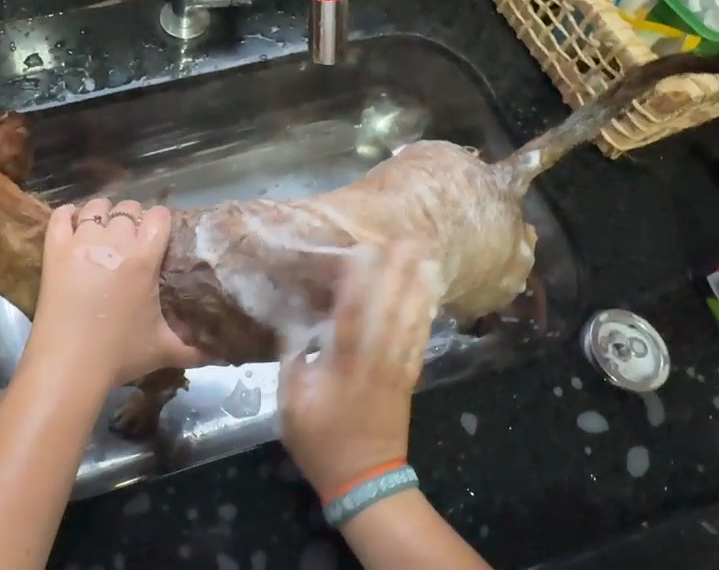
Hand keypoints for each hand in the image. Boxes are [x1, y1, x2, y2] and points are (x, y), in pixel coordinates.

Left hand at [26, 198, 204, 387]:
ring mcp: (81, 242)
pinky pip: (60, 216)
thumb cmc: (120, 354)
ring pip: (95, 207)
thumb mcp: (165, 350)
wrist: (68, 365)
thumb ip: (196, 349)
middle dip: (133, 219)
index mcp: (144, 257)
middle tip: (131, 241)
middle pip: (128, 208)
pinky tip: (74, 224)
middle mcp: (114, 241)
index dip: (160, 222)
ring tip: (103, 233)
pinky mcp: (54, 249)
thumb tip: (224, 354)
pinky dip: (68, 214)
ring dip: (103, 215)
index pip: (158, 216)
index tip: (158, 236)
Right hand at [281, 242, 440, 499]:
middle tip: (409, 237)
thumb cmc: (321, 441)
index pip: (351, 315)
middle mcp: (375, 361)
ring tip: (425, 255)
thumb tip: (294, 321)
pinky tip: (427, 295)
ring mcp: (396, 369)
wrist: (363, 480)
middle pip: (388, 310)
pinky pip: (417, 340)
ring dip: (416, 286)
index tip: (363, 248)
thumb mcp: (291, 403)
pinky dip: (424, 314)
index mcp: (343, 366)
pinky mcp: (407, 378)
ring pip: (408, 321)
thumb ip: (294, 359)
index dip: (358, 281)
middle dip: (398, 272)